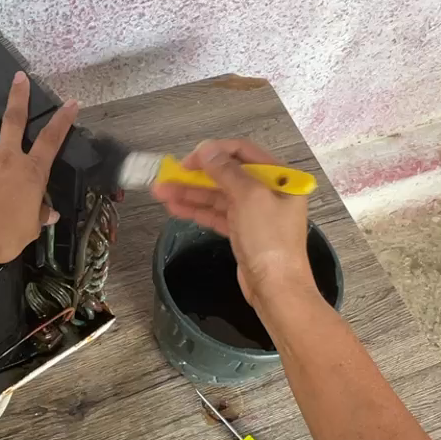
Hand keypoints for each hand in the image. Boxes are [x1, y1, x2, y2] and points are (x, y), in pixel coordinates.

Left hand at [0, 72, 77, 272]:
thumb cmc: (4, 236)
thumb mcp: (29, 229)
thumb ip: (39, 216)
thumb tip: (50, 214)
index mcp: (31, 173)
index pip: (51, 141)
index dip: (63, 121)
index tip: (71, 103)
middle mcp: (6, 159)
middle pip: (15, 121)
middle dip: (18, 97)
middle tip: (19, 76)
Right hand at [151, 138, 317, 312]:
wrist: (276, 289)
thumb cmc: (269, 241)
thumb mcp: (249, 198)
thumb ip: (227, 171)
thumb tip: (206, 150)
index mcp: (279, 177)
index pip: (243, 152)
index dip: (213, 152)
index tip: (188, 160)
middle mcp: (268, 191)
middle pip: (227, 174)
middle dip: (195, 176)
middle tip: (167, 176)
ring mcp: (254, 213)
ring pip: (218, 196)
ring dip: (190, 193)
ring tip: (161, 192)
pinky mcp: (242, 232)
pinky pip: (216, 214)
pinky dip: (197, 210)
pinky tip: (175, 207)